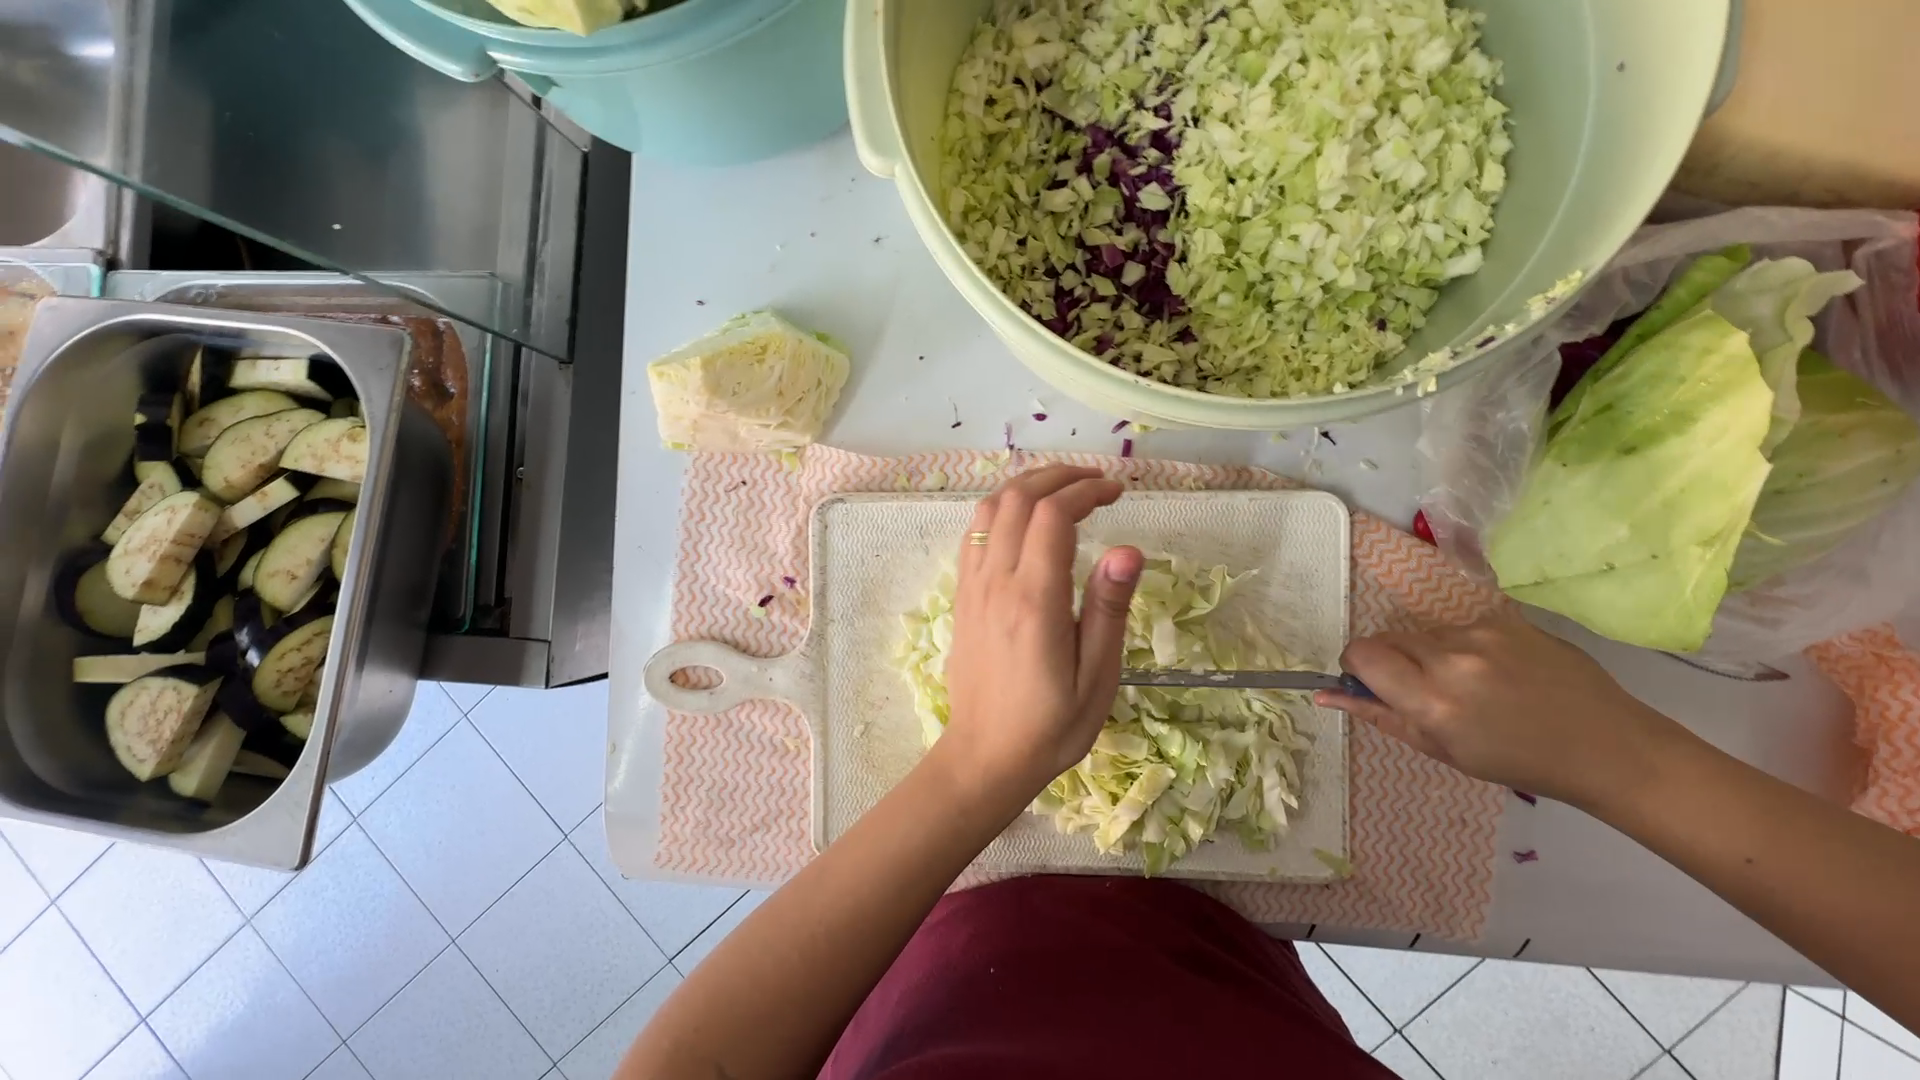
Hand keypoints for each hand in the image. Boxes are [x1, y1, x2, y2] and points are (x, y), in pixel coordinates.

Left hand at [936, 466, 1143, 803]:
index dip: (1086, 491)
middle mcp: (996, 583)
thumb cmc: (1051, 726)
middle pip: (1018, 499)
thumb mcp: (1096, 677)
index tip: (1118, 494)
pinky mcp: (962, 597)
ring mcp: (972, 587)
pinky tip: (1024, 520)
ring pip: (990, 509)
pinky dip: (1001, 509)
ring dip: (1026, 486)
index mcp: (1034, 600)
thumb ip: (1108, 609)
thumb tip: (1128, 550)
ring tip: (1064, 490)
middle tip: (1097, 483)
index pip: (1053, 516)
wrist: (985, 757)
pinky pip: (975, 534)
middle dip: (1058, 476)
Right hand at [1316, 609, 1686, 806]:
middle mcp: (1452, 659)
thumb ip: (1380, 716)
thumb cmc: (1518, 761)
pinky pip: (1458, 626)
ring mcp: (1482, 634)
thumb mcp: (1442, 749)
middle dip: (1391, 661)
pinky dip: (1461, 646)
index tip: (1371, 683)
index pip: (1362, 655)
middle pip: (1387, 638)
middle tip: (1421, 691)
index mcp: (1433, 700)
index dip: (1356, 666)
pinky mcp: (1507, 620)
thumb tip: (1325, 696)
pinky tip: (1494, 671)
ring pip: (1422, 632)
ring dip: (1426, 653)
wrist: (1606, 745)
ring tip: (1467, 684)